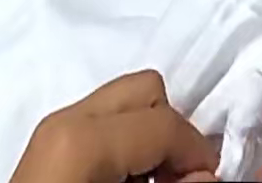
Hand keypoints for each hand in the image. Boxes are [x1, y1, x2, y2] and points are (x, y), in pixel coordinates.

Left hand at [10, 70, 219, 182]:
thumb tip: (208, 175)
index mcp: (84, 136)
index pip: (162, 120)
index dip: (196, 152)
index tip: (212, 182)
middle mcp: (68, 116)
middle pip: (144, 89)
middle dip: (170, 132)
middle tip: (178, 182)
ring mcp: (54, 126)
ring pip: (124, 101)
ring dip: (148, 138)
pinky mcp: (49, 142)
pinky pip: (103, 121)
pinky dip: (124, 145)